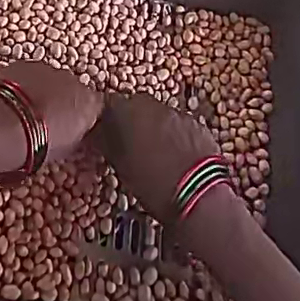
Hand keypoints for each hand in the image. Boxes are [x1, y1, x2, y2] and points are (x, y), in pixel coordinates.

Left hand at [0, 61, 103, 161]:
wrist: (4, 123)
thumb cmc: (39, 143)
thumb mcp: (67, 150)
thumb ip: (77, 137)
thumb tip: (76, 137)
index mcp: (90, 103)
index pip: (95, 108)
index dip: (84, 118)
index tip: (74, 128)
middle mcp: (73, 81)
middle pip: (72, 90)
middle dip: (63, 102)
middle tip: (49, 122)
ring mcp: (48, 69)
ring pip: (50, 80)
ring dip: (43, 91)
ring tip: (28, 112)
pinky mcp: (24, 64)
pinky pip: (29, 74)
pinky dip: (24, 84)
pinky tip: (14, 100)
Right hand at [93, 92, 219, 216]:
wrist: (199, 197)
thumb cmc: (152, 184)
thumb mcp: (121, 166)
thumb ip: (108, 143)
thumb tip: (100, 135)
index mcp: (127, 111)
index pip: (109, 103)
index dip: (108, 118)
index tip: (106, 131)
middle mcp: (152, 106)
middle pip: (137, 105)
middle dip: (132, 120)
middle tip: (130, 143)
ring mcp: (178, 114)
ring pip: (160, 115)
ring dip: (155, 127)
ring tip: (156, 153)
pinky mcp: (199, 126)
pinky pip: (180, 126)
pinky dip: (176, 136)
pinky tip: (177, 157)